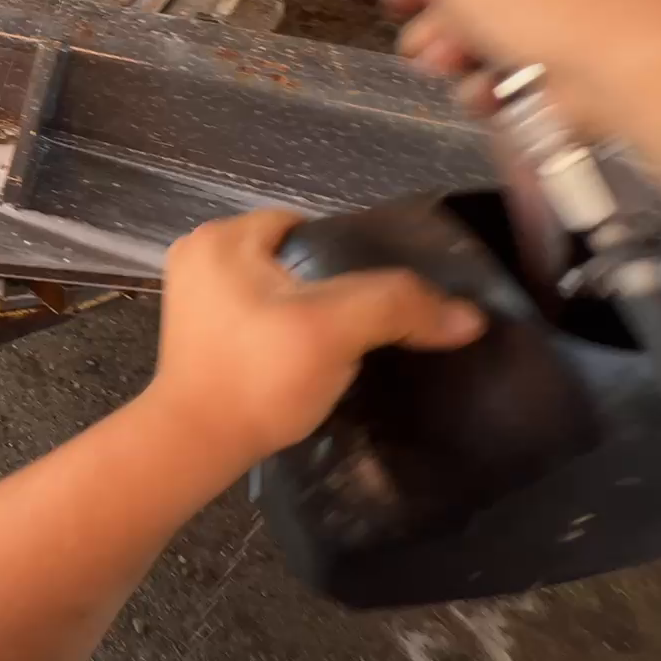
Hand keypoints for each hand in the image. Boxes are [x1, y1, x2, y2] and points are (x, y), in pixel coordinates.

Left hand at [143, 210, 484, 466]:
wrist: (198, 436)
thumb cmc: (258, 373)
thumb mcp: (334, 329)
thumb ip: (397, 306)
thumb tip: (467, 313)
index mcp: (218, 237)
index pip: (303, 225)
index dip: (348, 254)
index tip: (380, 293)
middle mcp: (197, 252)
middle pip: (290, 255)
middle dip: (330, 284)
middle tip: (369, 321)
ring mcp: (192, 289)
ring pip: (276, 285)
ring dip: (310, 308)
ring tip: (345, 340)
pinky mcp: (197, 323)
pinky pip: (256, 309)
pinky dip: (284, 325)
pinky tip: (310, 353)